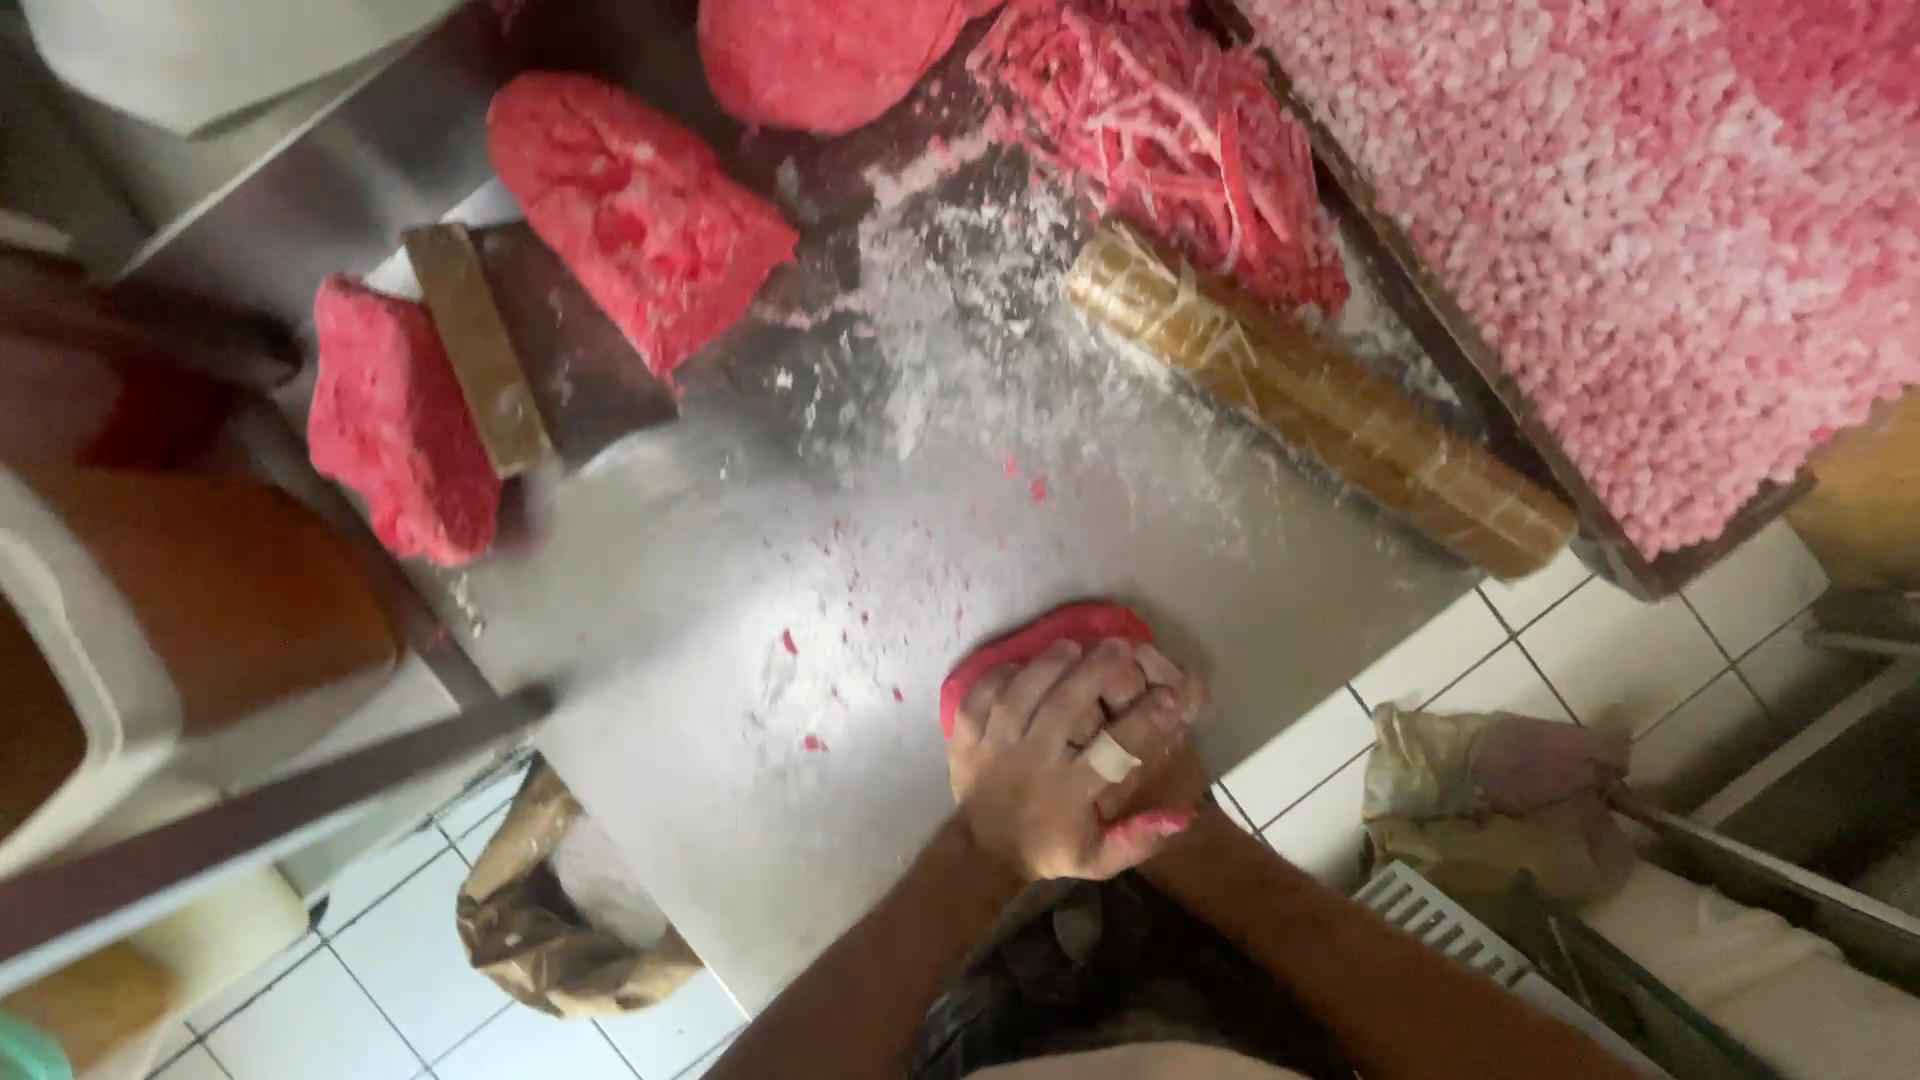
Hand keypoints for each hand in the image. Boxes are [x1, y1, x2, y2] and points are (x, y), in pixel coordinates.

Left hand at [947, 638, 1205, 880]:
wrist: (982, 852)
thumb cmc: (1048, 848)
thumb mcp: (1098, 858)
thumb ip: (1139, 838)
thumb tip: (1184, 814)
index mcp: (1068, 791)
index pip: (1113, 751)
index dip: (1144, 722)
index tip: (1169, 698)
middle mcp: (1033, 762)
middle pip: (1063, 709)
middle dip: (1093, 673)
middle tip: (1119, 646)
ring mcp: (996, 746)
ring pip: (1020, 697)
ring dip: (1046, 666)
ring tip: (1071, 645)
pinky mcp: (968, 737)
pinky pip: (980, 699)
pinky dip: (997, 677)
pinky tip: (1019, 663)